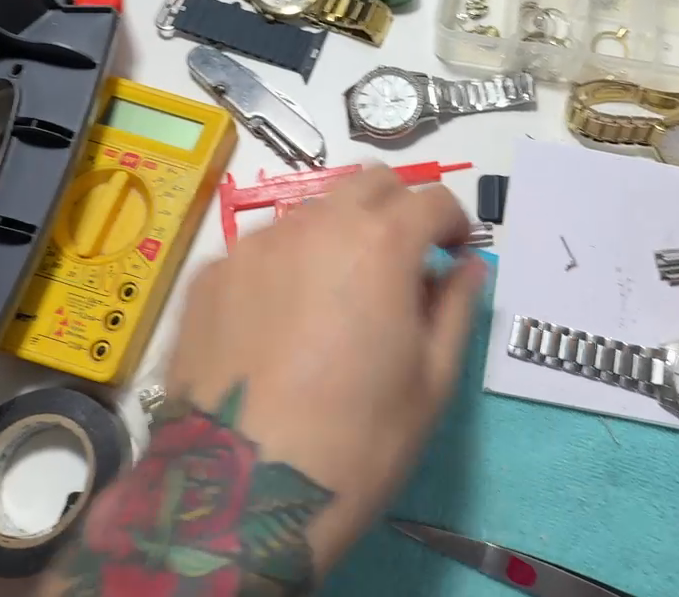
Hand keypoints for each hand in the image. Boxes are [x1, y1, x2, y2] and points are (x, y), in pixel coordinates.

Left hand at [52, 167, 481, 595]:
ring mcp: (256, 244)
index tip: (453, 253)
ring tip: (334, 296)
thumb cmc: (357, 441)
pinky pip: (262, 249)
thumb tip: (467, 267)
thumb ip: (456, 307)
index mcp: (382, 242)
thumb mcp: (432, 381)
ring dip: (339, 233)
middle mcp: (317, 223)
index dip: (454, 222)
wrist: (237, 496)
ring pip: (313, 211)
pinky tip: (278, 322)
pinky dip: (285, 266)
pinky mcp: (212, 274)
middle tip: (401, 260)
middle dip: (398, 208)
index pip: (433, 199)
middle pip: (370, 182)